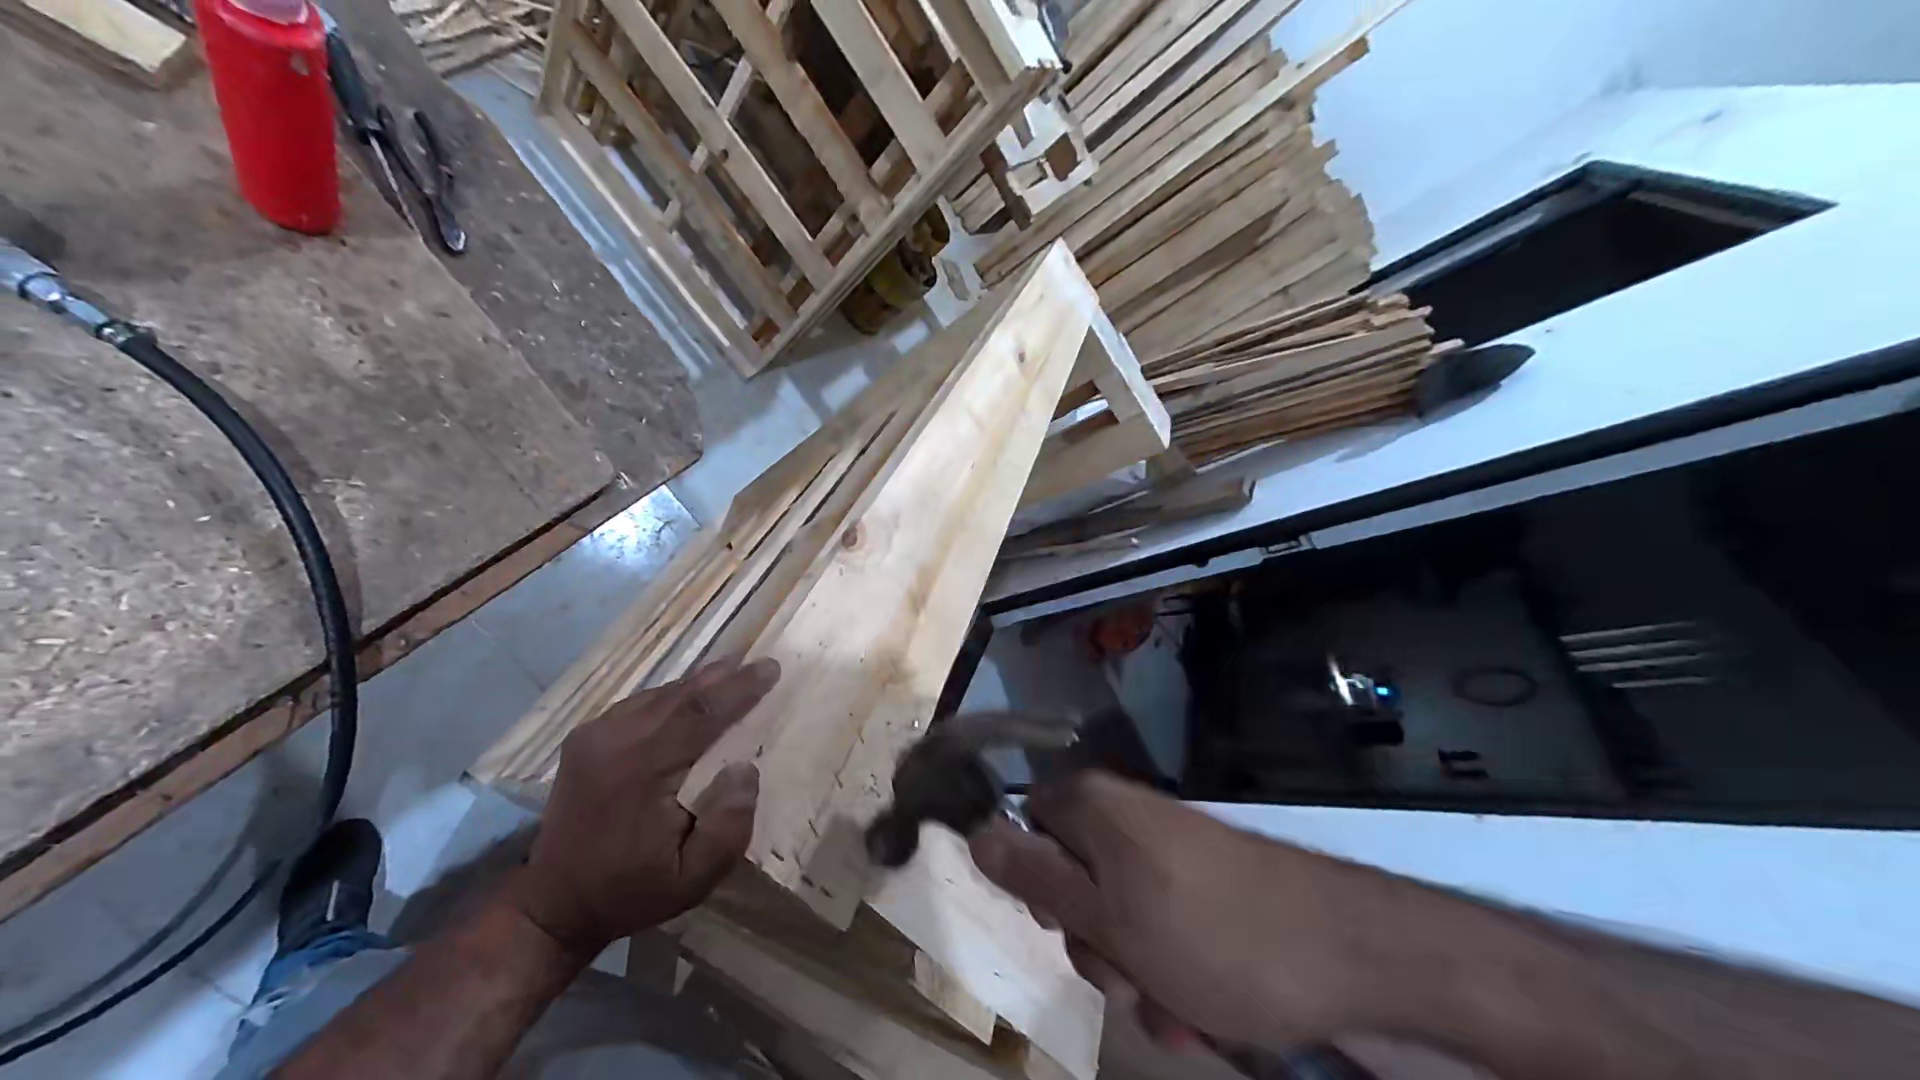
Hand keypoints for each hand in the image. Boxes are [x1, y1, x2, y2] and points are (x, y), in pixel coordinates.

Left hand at [505, 658, 779, 957]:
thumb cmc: (630, 891)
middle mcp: (614, 740)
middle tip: (760, 662)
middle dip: (724, 676)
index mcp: (640, 769)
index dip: (739, 689)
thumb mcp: (694, 879)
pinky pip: (640, 703)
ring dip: (699, 684)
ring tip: (733, 670)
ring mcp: (594, 735)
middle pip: (680, 694)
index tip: (772, 669)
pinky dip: (673, 696)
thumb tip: (746, 768)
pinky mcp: (584, 738)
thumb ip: (729, 827)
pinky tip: (691, 696)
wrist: (552, 905)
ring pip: (659, 694)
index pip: (700, 713)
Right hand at [969, 772, 1452, 1052]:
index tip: (1054, 923)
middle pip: (1070, 876)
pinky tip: (1195, 1011)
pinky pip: (1159, 926)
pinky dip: (1166, 970)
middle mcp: (1128, 817)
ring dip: (1129, 967)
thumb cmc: (1207, 935)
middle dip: (1088, 939)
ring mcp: (1168, 851)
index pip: (1026, 823)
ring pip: (1115, 913)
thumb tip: (975, 833)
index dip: (1029, 877)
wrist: (1347, 952)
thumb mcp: (1103, 915)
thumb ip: (1034, 875)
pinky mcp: (1202, 884)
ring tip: (1169, 1005)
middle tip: (1120, 975)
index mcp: (1096, 807)